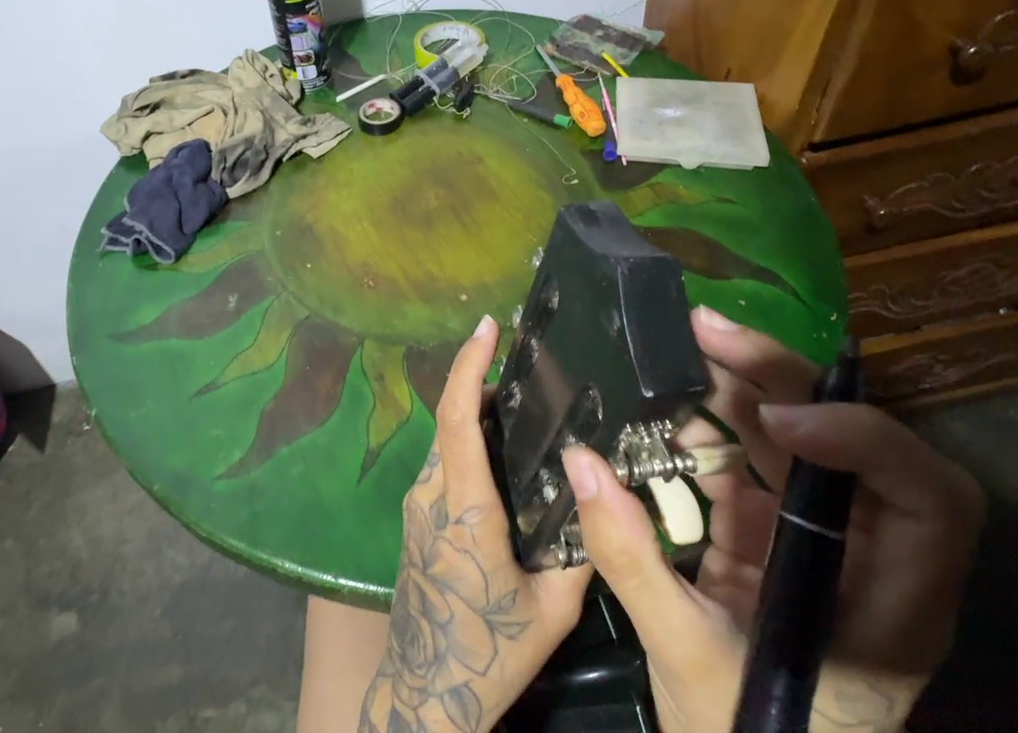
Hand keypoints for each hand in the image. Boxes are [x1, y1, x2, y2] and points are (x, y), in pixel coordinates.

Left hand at [360, 314, 592, 732]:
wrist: (426, 690)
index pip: (458, 418)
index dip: (469, 365)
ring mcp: (415, 506)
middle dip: (481, 382)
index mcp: (465, 508)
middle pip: (450, 420)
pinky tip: (501, 455)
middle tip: (527, 368)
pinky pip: (440, 464)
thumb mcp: (552, 608)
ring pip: (443, 441)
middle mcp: (431, 495)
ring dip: (474, 413)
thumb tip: (603, 500)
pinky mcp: (414, 519)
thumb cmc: (490, 651)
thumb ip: (581, 552)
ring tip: (522, 408)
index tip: (488, 328)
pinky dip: (466, 442)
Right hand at [562, 307, 984, 732]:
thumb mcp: (685, 659)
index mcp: (894, 610)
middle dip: (782, 381)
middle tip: (705, 331)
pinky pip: (754, 473)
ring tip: (675, 359)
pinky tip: (665, 424)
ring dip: (740, 396)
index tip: (777, 419)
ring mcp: (825, 548)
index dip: (866, 442)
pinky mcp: (777, 543)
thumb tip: (579, 461)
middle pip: (855, 449)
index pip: (928, 503)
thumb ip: (633, 559)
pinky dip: (710, 441)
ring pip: (801, 447)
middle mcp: (875, 564)